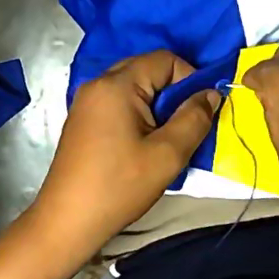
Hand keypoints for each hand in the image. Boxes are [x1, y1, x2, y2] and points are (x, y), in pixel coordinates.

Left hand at [24, 51, 221, 254]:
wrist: (68, 219)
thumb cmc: (119, 186)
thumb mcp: (168, 154)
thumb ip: (195, 118)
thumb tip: (210, 93)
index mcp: (116, 84)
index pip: (165, 59)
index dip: (190, 79)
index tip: (199, 113)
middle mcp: (97, 84)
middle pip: (147, 69)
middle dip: (173, 93)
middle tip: (184, 128)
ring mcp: (86, 102)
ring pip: (133, 88)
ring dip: (156, 107)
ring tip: (165, 140)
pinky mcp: (82, 120)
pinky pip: (118, 103)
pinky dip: (137, 116)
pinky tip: (143, 146)